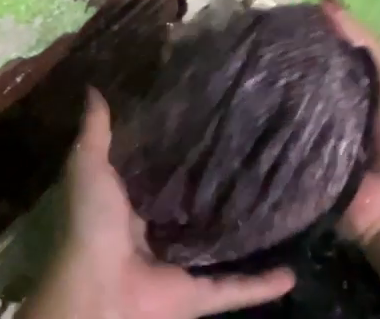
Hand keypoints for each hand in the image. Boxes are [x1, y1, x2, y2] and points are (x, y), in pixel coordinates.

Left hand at [22, 89, 295, 318]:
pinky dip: (261, 285)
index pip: (154, 175)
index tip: (200, 124)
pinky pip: (235, 289)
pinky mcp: (198, 294)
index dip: (173, 153)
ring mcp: (179, 267)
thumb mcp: (88, 166)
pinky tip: (290, 274)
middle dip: (211, 192)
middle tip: (247, 158)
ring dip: (241, 236)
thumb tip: (95, 85)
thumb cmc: (90, 224)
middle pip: (188, 210)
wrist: (97, 290)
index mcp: (126, 206)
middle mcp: (154, 236)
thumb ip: (96, 131)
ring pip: (216, 249)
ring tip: (273, 209)